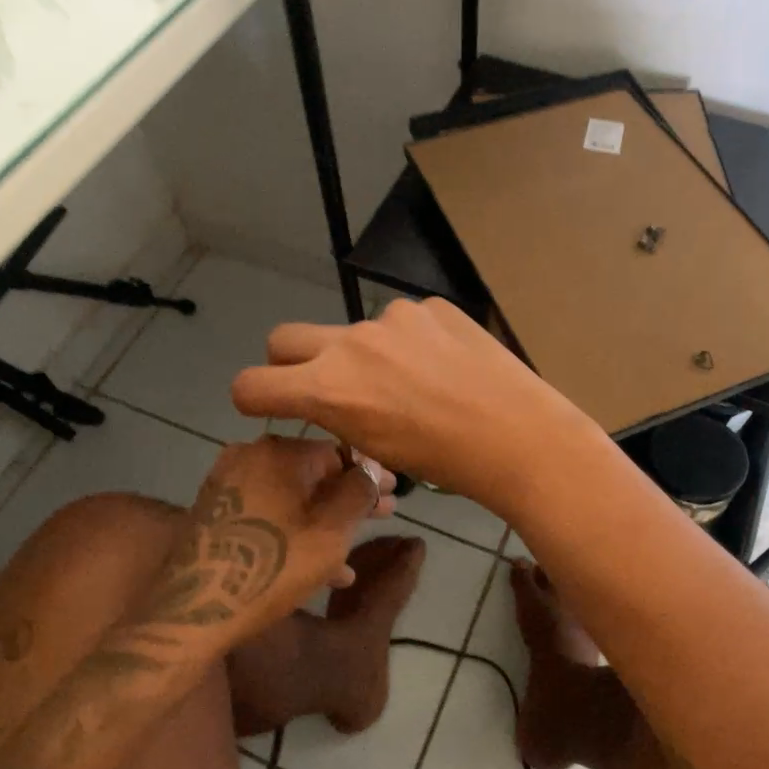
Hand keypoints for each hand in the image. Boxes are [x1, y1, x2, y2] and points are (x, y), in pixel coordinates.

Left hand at [142, 436, 393, 649]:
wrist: (193, 611)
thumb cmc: (272, 567)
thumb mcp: (331, 532)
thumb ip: (359, 492)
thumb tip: (372, 467)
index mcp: (279, 451)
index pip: (338, 449)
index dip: (370, 472)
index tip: (394, 493)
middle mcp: (249, 457)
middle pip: (313, 472)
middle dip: (350, 497)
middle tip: (384, 515)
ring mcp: (227, 486)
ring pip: (291, 497)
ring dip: (326, 519)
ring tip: (356, 547)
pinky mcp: (214, 514)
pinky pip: (267, 514)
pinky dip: (295, 532)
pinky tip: (323, 569)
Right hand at [230, 298, 603, 513]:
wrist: (518, 435)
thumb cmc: (445, 462)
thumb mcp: (375, 450)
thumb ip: (338, 415)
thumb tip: (331, 401)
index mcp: (329, 388)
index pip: (251, 384)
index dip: (251, 399)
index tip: (267, 406)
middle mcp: (349, 342)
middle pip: (283, 338)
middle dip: (290, 362)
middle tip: (327, 385)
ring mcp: (393, 318)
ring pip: (354, 331)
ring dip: (365, 353)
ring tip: (414, 383)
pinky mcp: (430, 306)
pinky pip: (403, 322)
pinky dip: (411, 342)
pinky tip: (446, 367)